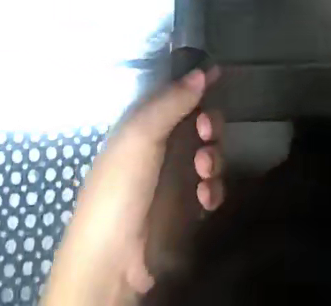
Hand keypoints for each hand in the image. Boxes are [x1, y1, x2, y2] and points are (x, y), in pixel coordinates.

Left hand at [41, 70, 223, 304]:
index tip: (218, 75)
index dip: (195, 85)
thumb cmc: (120, 185)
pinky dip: (213, 190)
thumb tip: (200, 72)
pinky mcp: (186, 210)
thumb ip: (171, 102)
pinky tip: (205, 198)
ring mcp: (174, 179)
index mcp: (142, 124)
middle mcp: (160, 146)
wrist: (112, 258)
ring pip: (208, 155)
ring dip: (213, 158)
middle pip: (198, 124)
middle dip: (209, 124)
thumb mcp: (140, 134)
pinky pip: (211, 189)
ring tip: (203, 171)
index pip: (174, 95)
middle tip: (206, 131)